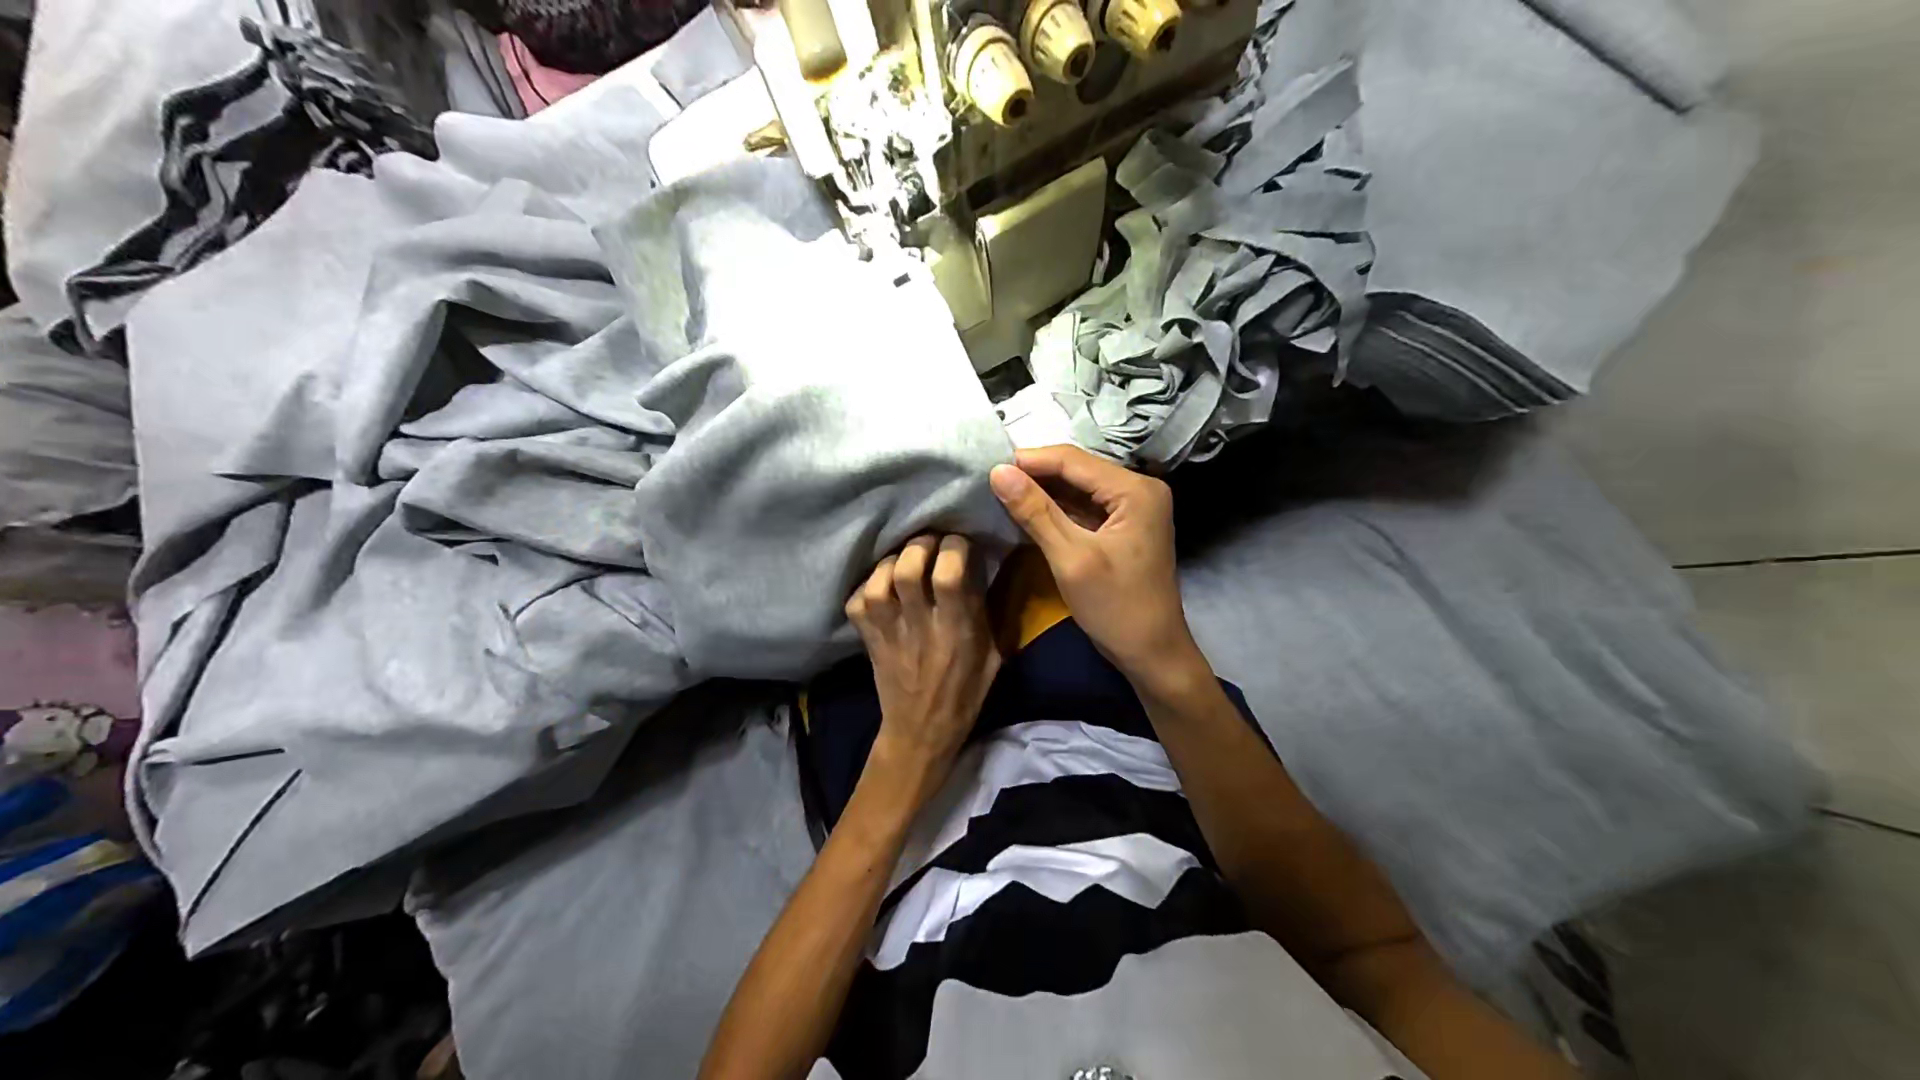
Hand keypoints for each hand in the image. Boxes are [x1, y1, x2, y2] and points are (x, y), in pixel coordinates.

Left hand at [845, 534, 1001, 799]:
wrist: (921, 732)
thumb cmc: (965, 693)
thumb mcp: (994, 653)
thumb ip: (988, 611)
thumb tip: (983, 565)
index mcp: (956, 629)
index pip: (949, 574)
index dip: (954, 547)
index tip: (959, 542)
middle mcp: (919, 626)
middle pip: (907, 569)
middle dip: (919, 545)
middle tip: (929, 543)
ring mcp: (888, 632)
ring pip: (878, 582)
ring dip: (891, 561)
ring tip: (904, 560)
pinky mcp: (868, 639)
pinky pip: (856, 602)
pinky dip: (866, 586)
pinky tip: (882, 586)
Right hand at [989, 446, 1203, 684]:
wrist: (1152, 653)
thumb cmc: (1115, 607)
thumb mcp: (1070, 558)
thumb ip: (1035, 512)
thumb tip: (998, 471)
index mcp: (1135, 490)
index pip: (1073, 460)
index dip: (1029, 460)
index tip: (988, 465)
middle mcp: (1139, 489)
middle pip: (1077, 470)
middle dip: (1035, 474)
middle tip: (991, 480)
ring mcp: (1134, 508)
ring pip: (1078, 488)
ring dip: (1043, 491)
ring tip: (1001, 492)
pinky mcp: (1124, 526)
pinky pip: (1085, 507)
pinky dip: (1057, 509)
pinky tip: (1027, 511)